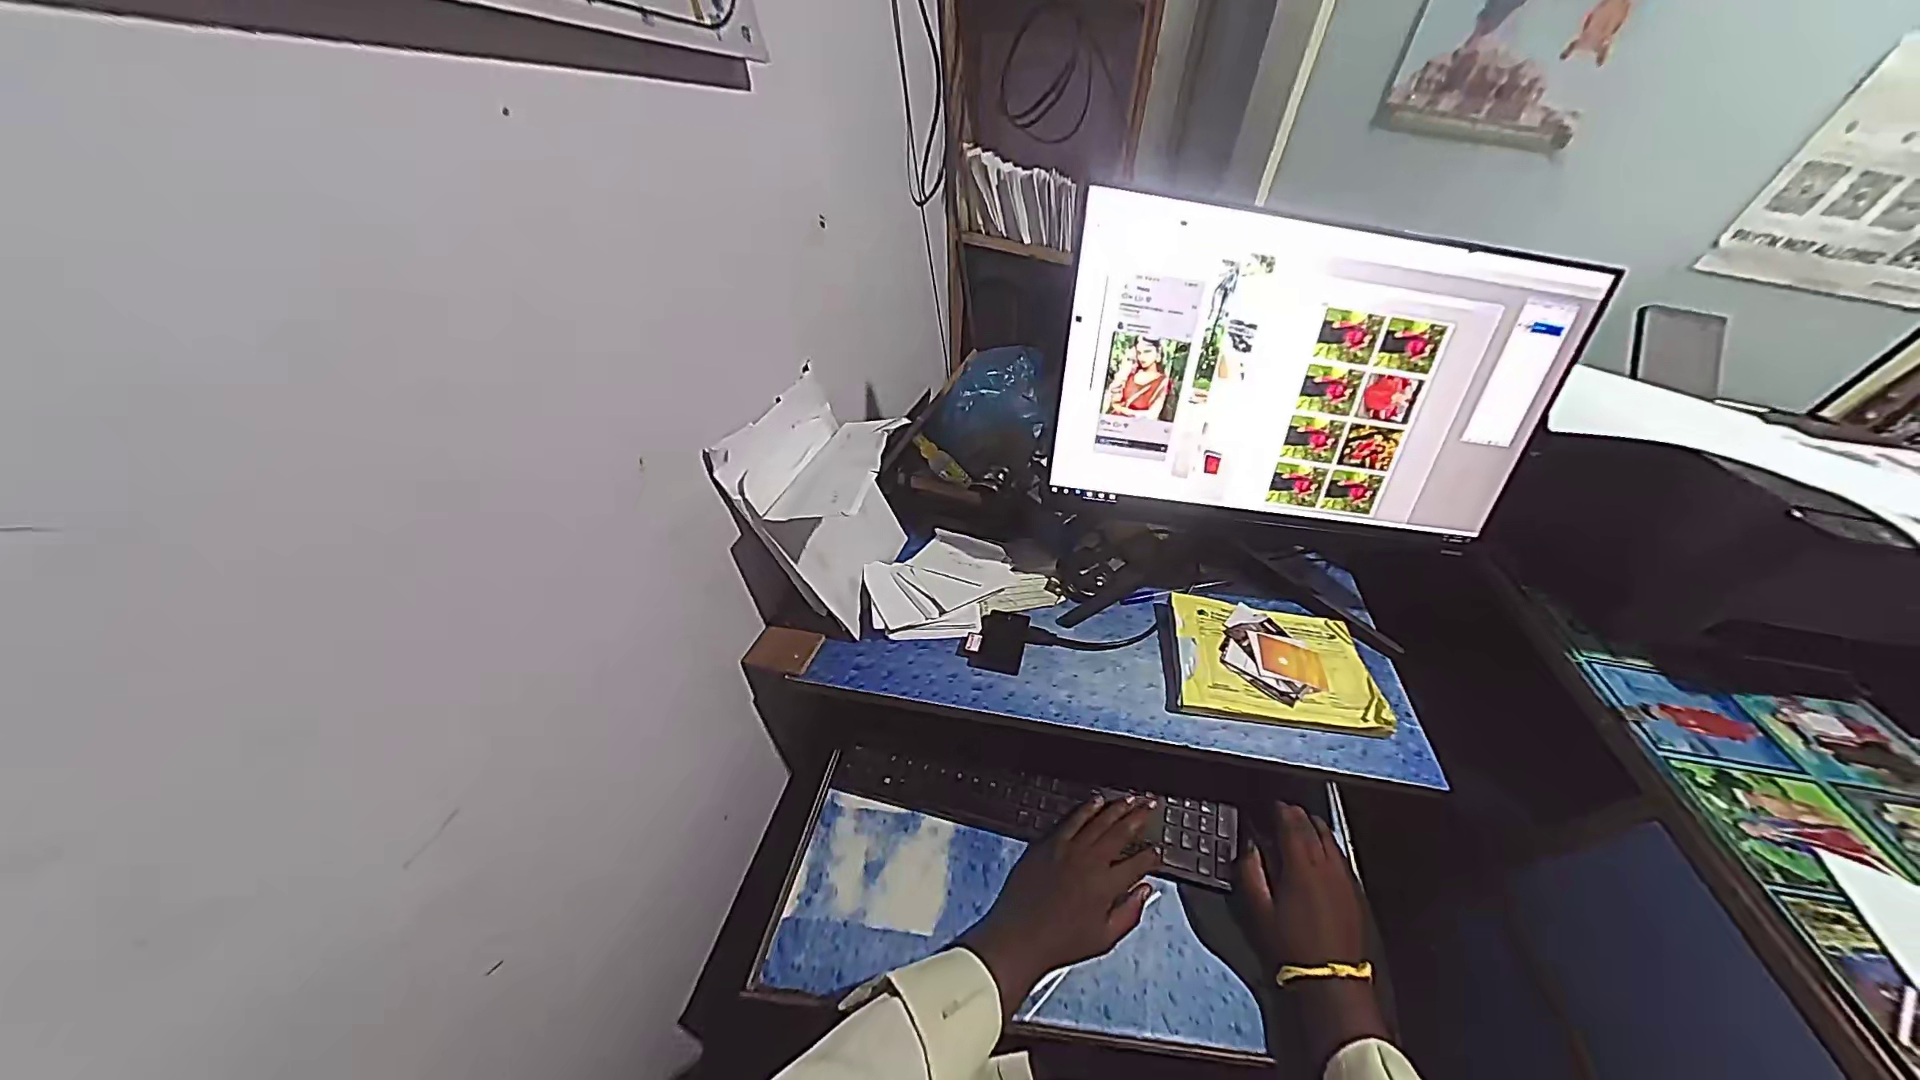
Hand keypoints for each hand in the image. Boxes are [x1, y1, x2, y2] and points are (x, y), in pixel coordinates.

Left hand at [961, 795, 1161, 1016]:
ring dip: (1117, 807)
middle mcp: (1090, 862)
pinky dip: (1086, 808)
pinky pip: (1071, 818)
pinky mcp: (1048, 842)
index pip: (1138, 863)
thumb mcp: (1104, 938)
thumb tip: (1145, 891)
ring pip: (1098, 820)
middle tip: (1150, 805)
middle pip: (1121, 831)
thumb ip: (1130, 913)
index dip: (1151, 855)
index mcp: (1106, 886)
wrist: (1019, 936)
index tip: (1157, 850)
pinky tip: (1095, 801)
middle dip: (1139, 816)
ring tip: (1130, 798)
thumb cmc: (1060, 942)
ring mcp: (1068, 849)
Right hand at [1237, 802, 1363, 970]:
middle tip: (1281, 813)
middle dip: (1296, 815)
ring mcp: (1346, 879)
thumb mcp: (1258, 909)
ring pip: (1331, 839)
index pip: (1291, 821)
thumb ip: (1249, 870)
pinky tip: (1319, 855)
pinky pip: (1342, 857)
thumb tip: (1249, 847)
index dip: (1279, 809)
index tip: (1269, 806)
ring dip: (1313, 828)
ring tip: (1299, 828)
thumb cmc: (1292, 947)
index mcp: (1301, 864)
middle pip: (1313, 825)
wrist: (1333, 983)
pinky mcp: (1357, 893)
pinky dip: (1328, 847)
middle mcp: (1327, 866)